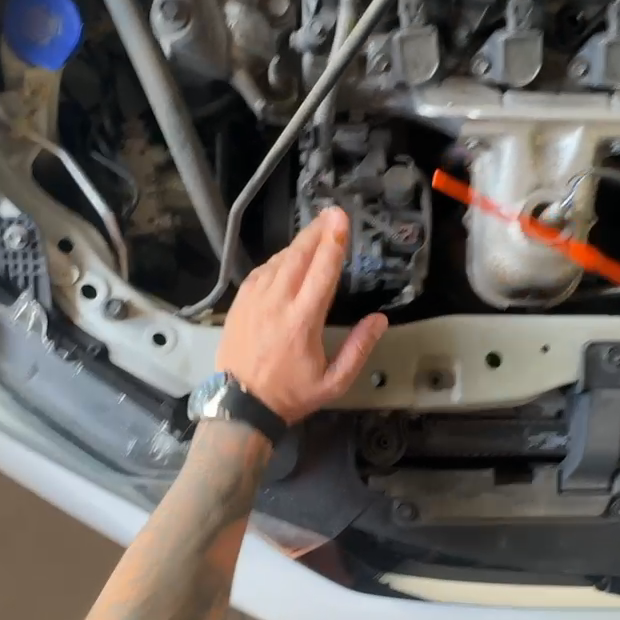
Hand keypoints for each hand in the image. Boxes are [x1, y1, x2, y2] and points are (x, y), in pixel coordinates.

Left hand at [216, 207, 386, 423]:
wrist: (240, 405)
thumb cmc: (290, 395)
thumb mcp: (333, 383)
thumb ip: (358, 349)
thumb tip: (379, 319)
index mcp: (302, 321)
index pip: (322, 272)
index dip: (333, 242)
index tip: (341, 219)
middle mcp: (277, 303)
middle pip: (299, 256)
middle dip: (317, 232)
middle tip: (332, 214)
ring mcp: (254, 300)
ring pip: (279, 260)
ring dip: (298, 244)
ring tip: (315, 233)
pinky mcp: (240, 303)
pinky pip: (261, 271)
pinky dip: (278, 260)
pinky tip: (288, 258)